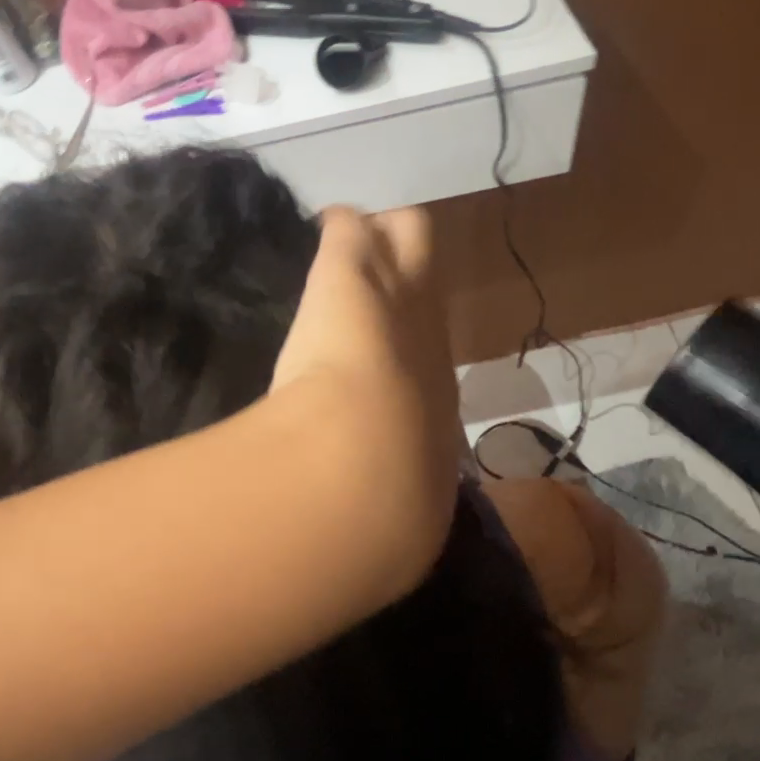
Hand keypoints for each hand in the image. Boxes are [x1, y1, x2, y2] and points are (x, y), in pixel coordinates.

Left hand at [272, 205, 459, 572]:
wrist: (365, 472)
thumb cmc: (391, 502)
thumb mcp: (407, 513)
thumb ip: (405, 514)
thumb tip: (402, 536)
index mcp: (433, 402)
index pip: (429, 363)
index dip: (412, 350)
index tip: (393, 349)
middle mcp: (425, 342)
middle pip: (430, 293)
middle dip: (407, 284)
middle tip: (378, 276)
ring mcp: (395, 299)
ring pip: (407, 244)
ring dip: (379, 246)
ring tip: (353, 239)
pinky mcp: (351, 273)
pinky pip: (353, 229)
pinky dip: (340, 228)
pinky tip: (326, 224)